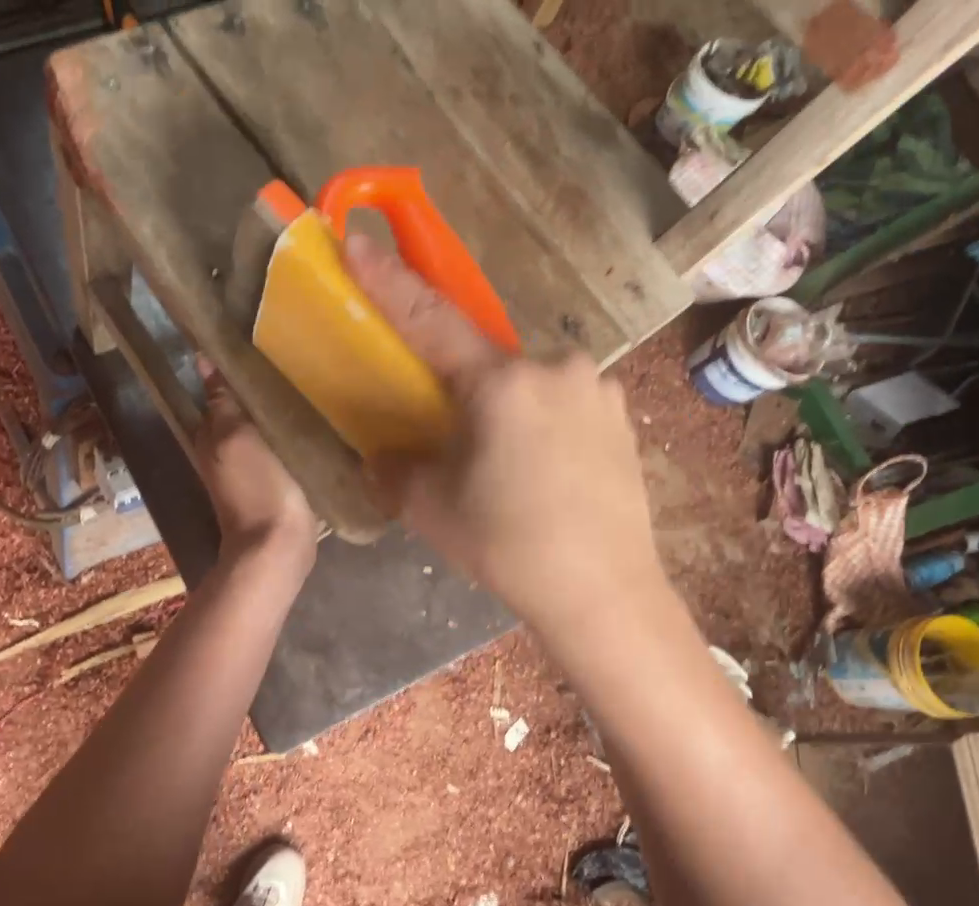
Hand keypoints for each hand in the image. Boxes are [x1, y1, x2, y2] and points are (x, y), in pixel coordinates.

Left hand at [193, 357, 318, 574]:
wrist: (276, 548)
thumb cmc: (257, 488)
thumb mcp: (236, 438)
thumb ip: (223, 403)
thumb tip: (202, 362)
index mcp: (212, 438)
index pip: (217, 394)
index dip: (228, 371)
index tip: (252, 343)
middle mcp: (224, 453)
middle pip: (238, 412)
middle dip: (254, 390)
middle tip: (286, 360)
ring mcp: (250, 472)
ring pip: (259, 431)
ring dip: (274, 413)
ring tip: (301, 385)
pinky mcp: (275, 487)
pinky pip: (278, 452)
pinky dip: (287, 436)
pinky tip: (308, 425)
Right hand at [343, 233, 664, 639]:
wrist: (604, 593)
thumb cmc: (507, 545)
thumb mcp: (430, 508)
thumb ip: (396, 468)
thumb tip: (385, 456)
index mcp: (501, 382)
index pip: (431, 319)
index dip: (387, 280)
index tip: (357, 240)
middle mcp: (554, 368)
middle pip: (487, 362)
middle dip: (461, 391)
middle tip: (450, 441)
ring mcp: (597, 389)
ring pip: (527, 386)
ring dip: (503, 412)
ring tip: (502, 473)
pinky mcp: (621, 417)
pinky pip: (562, 406)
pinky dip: (539, 428)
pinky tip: (541, 479)